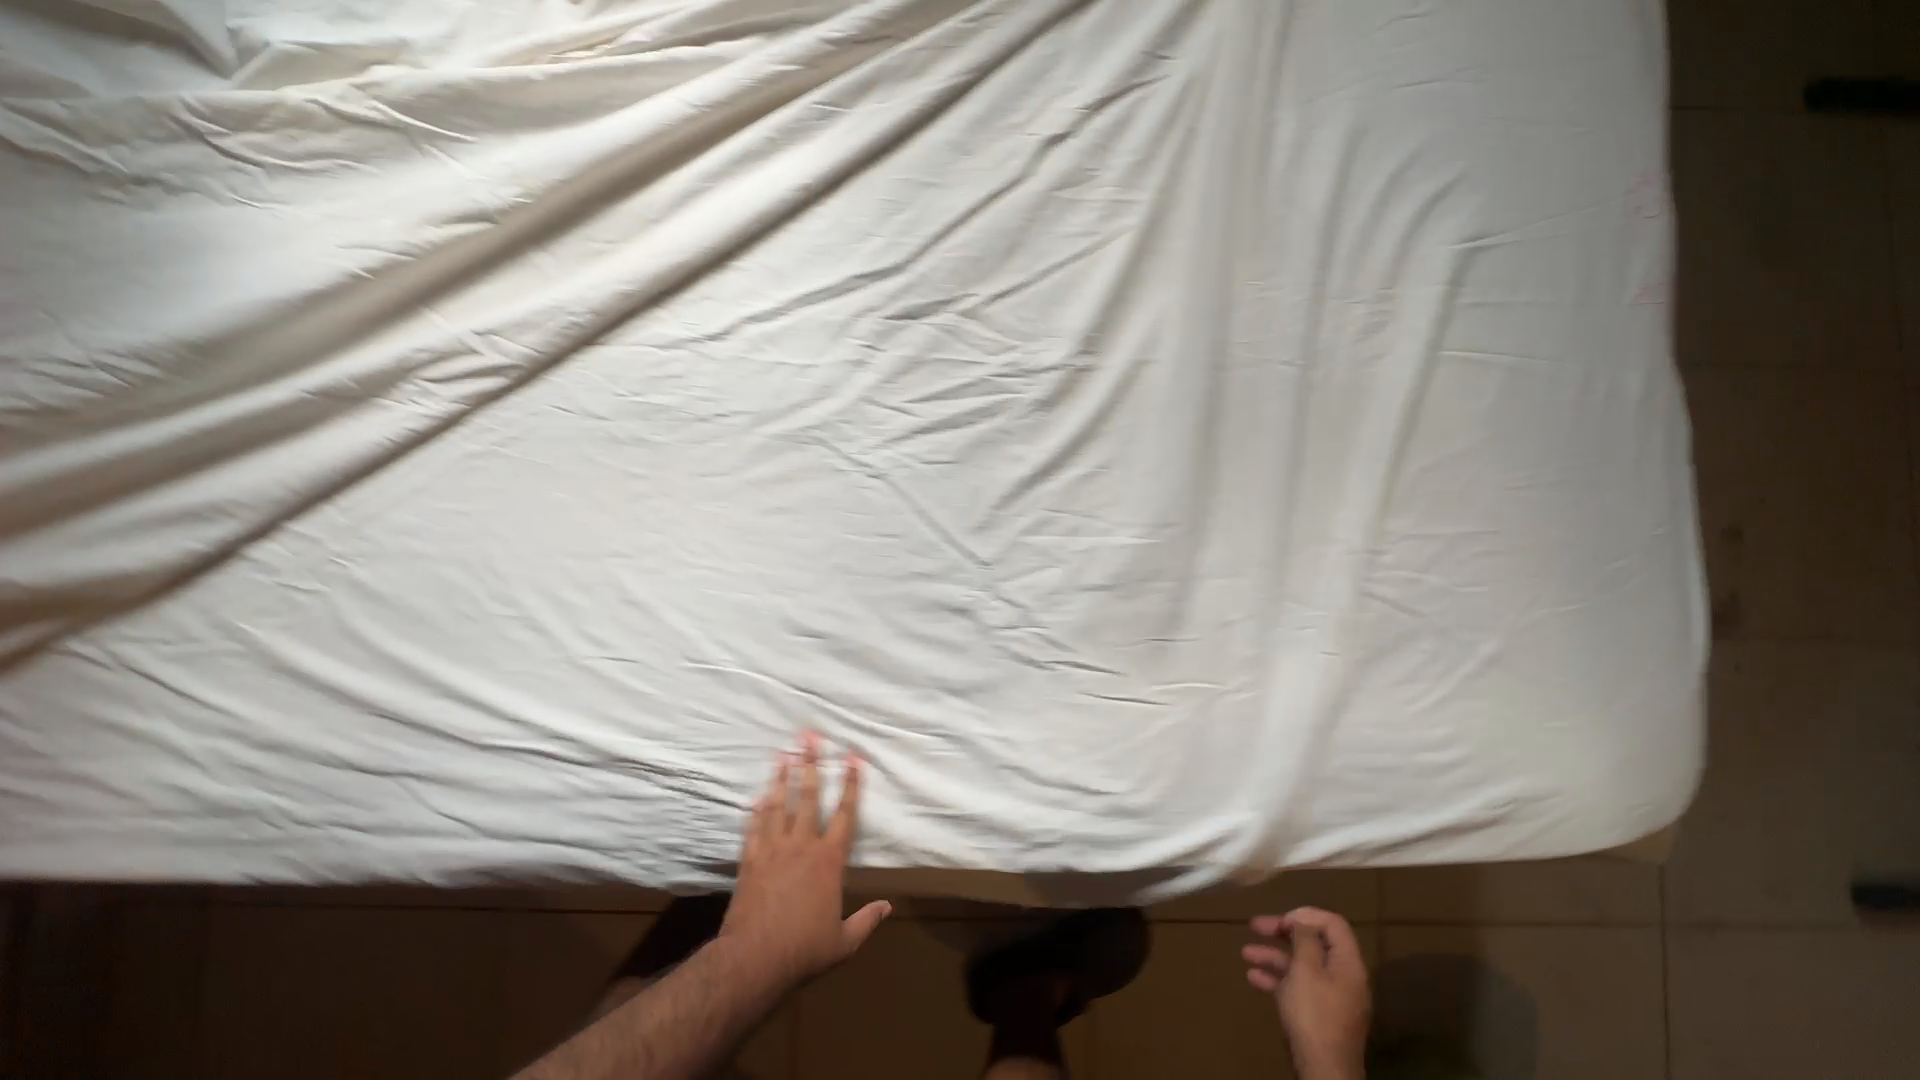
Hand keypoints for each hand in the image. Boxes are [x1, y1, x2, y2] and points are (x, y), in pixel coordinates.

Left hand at [719, 733, 889, 990]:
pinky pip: (754, 827)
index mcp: (829, 861)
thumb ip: (867, 920)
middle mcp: (802, 847)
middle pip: (807, 797)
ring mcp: (772, 851)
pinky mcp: (749, 861)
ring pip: (778, 805)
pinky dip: (756, 810)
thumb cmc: (804, 950)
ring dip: (781, 778)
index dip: (850, 785)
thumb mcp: (844, 941)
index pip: (845, 815)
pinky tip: (757, 796)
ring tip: (783, 754)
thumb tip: (888, 906)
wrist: (753, 960)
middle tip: (809, 736)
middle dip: (810, 764)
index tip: (853, 758)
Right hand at [1243, 907, 1370, 1079]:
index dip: (1305, 915)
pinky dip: (1277, 979)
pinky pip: (1297, 987)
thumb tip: (1302, 921)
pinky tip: (1253, 978)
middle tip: (1255, 926)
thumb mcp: (1306, 970)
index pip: (1333, 924)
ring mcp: (1331, 996)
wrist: (1323, 1070)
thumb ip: (1304, 940)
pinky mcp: (1318, 1014)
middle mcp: (1342, 976)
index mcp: (1347, 963)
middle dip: (1282, 932)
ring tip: (1246, 953)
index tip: (1280, 919)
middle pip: (1313, 942)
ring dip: (1273, 955)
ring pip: (1301, 966)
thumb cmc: (1314, 1014)